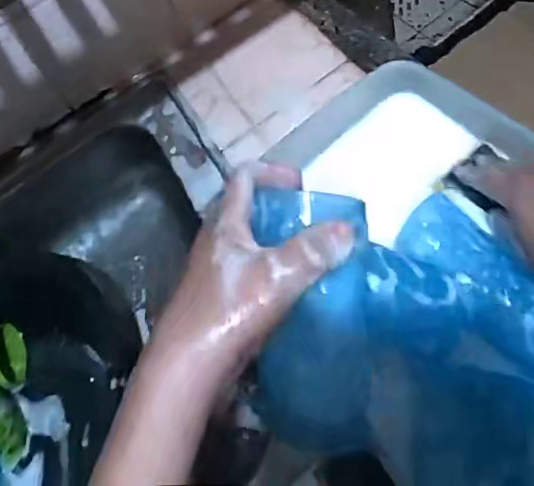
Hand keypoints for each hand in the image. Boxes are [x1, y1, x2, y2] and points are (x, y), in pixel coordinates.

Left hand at [142, 163, 355, 392]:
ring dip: (274, 241)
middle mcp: (215, 238)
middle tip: (310, 221)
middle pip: (245, 208)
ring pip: (246, 241)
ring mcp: (212, 267)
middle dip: (278, 209)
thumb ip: (310, 251)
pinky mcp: (215, 296)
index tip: (300, 183)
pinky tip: (290, 292)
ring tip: (308, 256)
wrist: (188, 362)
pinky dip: (269, 269)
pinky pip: (246, 269)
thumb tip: (345, 228)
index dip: (271, 171)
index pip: (242, 177)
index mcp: (225, 223)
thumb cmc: (229, 310)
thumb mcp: (276, 276)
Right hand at [457, 158, 533, 291]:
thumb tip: (498, 216)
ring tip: (518, 189)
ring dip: (525, 178)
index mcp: (512, 186)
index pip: (481, 175)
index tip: (458, 176)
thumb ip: (506, 229)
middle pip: (509, 167)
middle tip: (484, 176)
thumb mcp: (524, 251)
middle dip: (496, 170)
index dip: (468, 175)